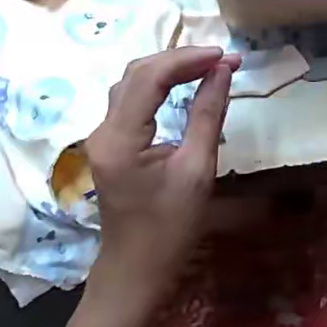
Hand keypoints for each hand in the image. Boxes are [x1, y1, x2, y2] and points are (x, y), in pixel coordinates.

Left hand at [84, 47, 240, 315]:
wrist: (136, 270)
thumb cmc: (170, 228)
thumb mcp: (197, 170)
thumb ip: (208, 115)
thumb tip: (222, 71)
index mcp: (120, 138)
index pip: (149, 78)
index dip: (187, 59)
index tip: (224, 56)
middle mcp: (103, 130)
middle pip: (136, 73)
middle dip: (179, 59)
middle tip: (221, 59)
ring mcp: (102, 136)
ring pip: (132, 83)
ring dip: (168, 68)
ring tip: (208, 65)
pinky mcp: (110, 143)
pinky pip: (132, 100)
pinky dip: (159, 85)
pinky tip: (184, 83)